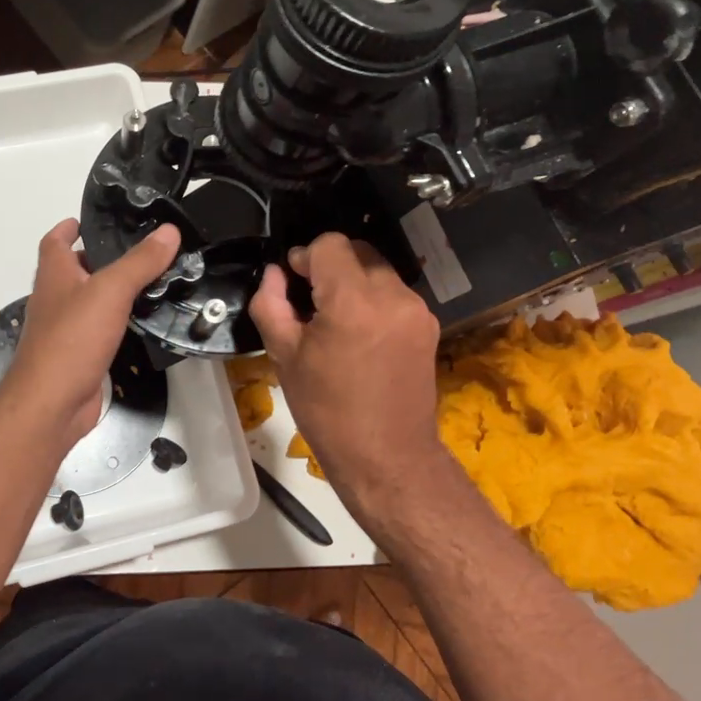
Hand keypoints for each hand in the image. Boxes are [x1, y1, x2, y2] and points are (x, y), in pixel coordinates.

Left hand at [0, 220, 181, 450]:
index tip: (86, 220)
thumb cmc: (72, 339)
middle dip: (97, 258)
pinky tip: (141, 323)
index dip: (67, 228)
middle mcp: (54, 300)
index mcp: (53, 276)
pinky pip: (98, 331)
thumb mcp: (110, 291)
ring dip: (110, 291)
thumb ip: (139, 262)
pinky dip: (116, 323)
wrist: (52, 404)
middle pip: (72, 271)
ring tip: (149, 281)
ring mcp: (64, 331)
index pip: (54, 242)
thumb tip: (168, 231)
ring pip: (88, 302)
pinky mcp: (78, 357)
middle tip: (135, 250)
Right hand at [249, 233, 443, 515]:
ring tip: (335, 321)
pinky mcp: (428, 325)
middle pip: (358, 251)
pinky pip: (394, 294)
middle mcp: (392, 295)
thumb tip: (274, 274)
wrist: (386, 456)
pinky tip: (359, 335)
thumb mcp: (284, 357)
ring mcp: (416, 310)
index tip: (292, 284)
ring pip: (378, 271)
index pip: (329, 245)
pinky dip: (373, 300)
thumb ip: (271, 304)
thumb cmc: (327, 410)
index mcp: (352, 301)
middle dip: (331, 266)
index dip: (304, 257)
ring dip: (353, 282)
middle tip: (310, 302)